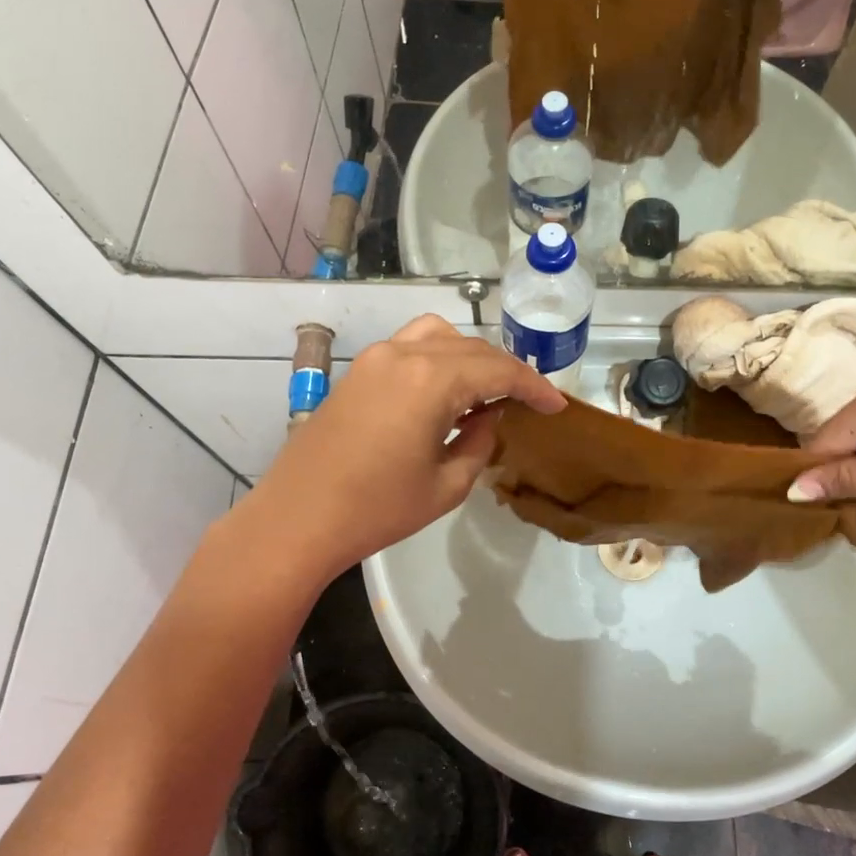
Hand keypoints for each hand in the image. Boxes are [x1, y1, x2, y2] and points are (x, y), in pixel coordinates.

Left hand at [237, 315, 565, 579]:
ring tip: (486, 391)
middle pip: (471, 347)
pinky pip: (410, 348)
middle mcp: (403, 354)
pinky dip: (438, 358)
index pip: (498, 369)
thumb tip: (488, 416)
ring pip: (438, 336)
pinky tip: (445, 393)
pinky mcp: (357, 372)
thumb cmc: (377, 510)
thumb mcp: (447, 485)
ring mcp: (375, 358)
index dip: (534, 386)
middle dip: (505, 371)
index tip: (557, 406)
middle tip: (528, 401)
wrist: (297, 519)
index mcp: (431, 379)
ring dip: (470, 357)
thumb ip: (479, 442)